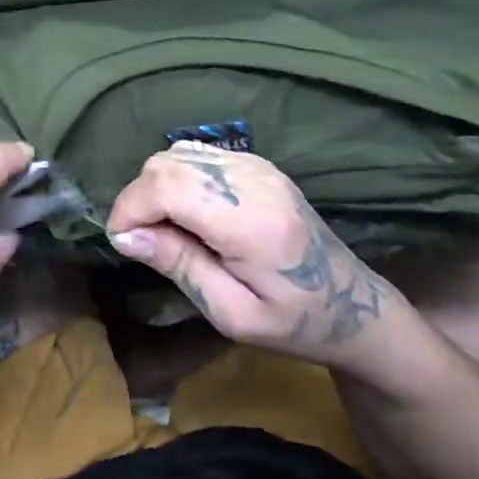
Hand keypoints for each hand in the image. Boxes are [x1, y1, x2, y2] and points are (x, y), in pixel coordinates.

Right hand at [106, 142, 418, 376]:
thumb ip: (179, 265)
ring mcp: (258, 167)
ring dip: (154, 188)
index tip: (121, 241)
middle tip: (141, 240)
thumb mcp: (232, 313)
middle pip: (166, 165)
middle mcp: (255, 182)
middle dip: (137, 199)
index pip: (168, 188)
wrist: (357, 308)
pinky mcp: (257, 165)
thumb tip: (123, 235)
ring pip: (175, 155)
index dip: (130, 208)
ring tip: (162, 227)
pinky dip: (174, 178)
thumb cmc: (296, 323)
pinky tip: (183, 211)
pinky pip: (195, 155)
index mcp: (253, 224)